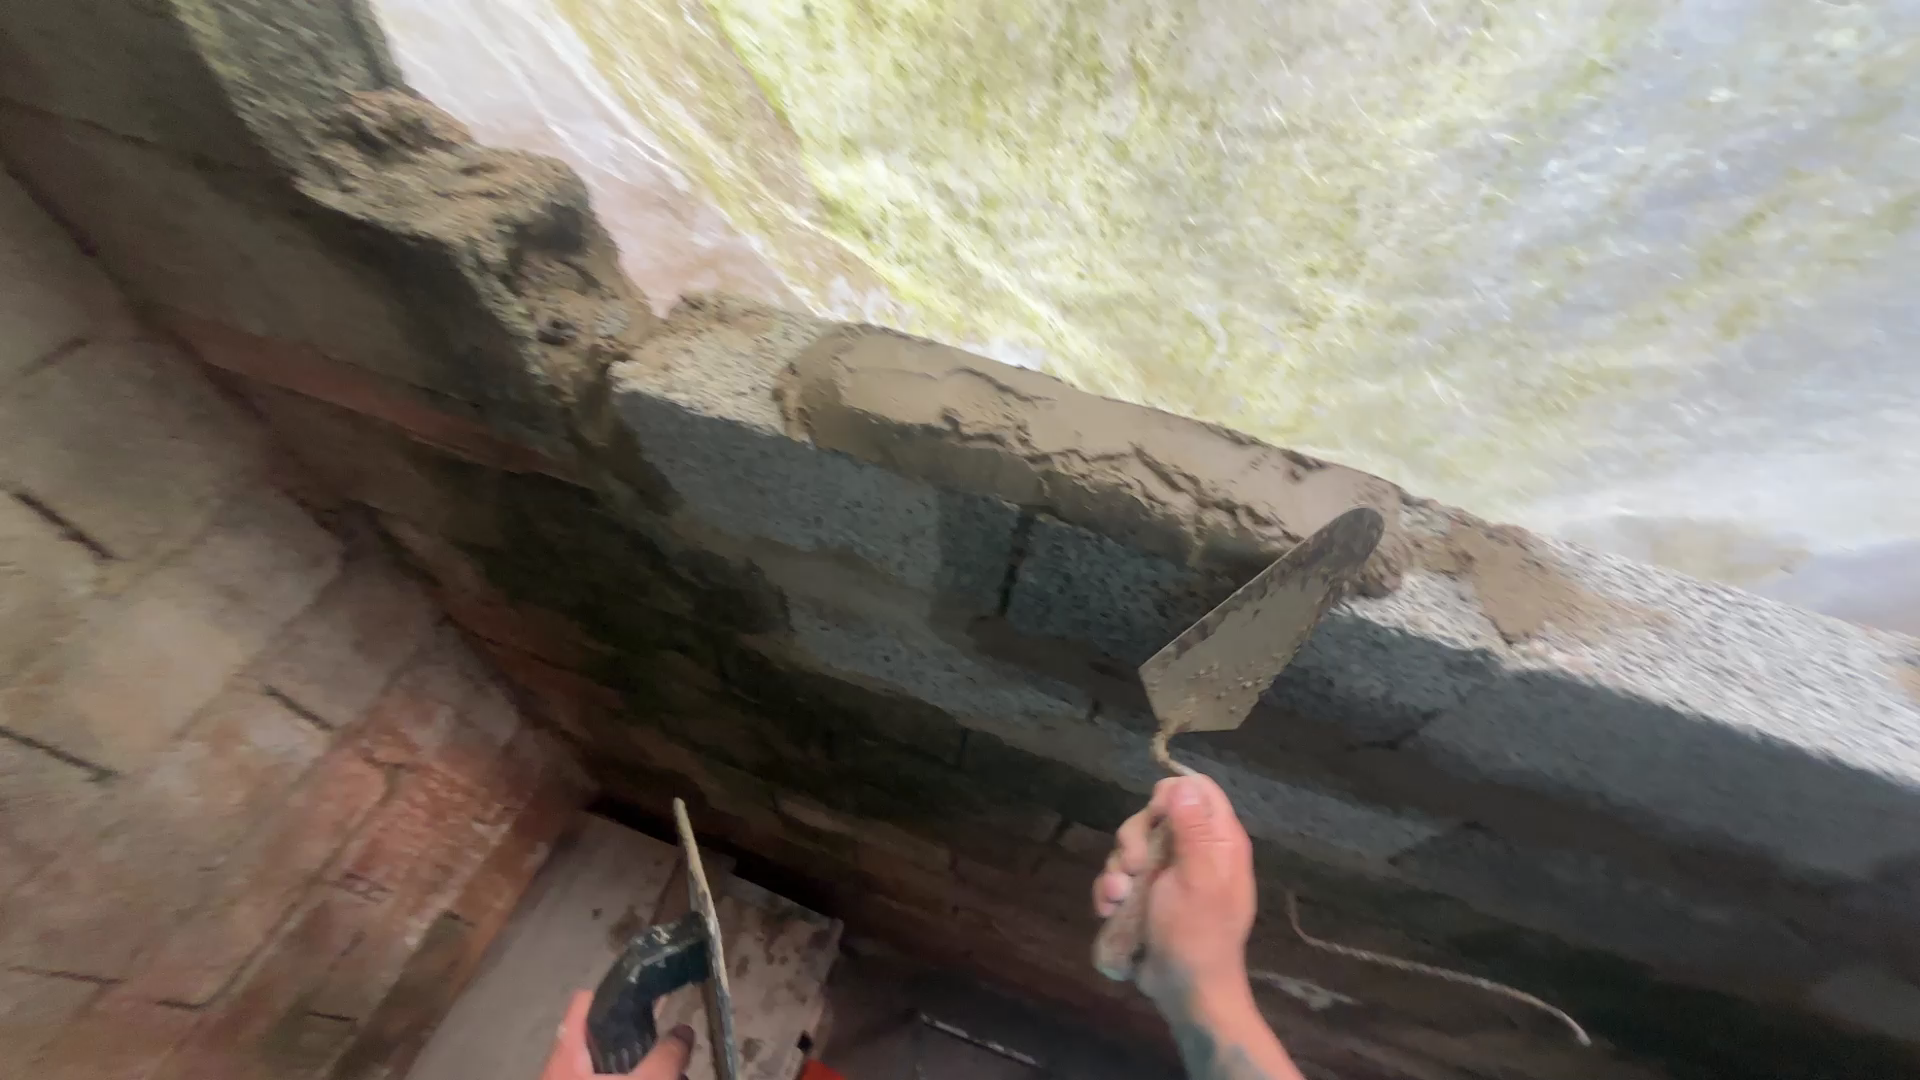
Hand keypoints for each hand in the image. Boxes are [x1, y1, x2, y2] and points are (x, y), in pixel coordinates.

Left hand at [539, 990, 694, 1079]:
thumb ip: (668, 1055)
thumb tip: (684, 1031)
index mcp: (569, 1054)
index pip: (586, 1001)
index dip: (617, 990)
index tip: (650, 988)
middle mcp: (564, 1069)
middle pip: (603, 1034)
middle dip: (641, 1036)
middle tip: (669, 1043)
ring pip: (610, 1065)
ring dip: (642, 1066)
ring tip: (672, 1073)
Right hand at [1092, 774, 1256, 1011]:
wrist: (1185, 994)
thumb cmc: (1198, 934)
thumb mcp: (1197, 878)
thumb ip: (1192, 829)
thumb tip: (1182, 784)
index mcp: (1218, 841)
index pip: (1198, 789)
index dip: (1172, 793)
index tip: (1157, 816)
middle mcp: (1193, 849)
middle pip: (1154, 814)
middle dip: (1134, 838)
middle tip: (1136, 867)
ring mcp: (1166, 871)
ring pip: (1130, 844)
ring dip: (1118, 870)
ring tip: (1121, 898)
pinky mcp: (1144, 892)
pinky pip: (1118, 874)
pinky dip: (1110, 890)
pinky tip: (1112, 910)